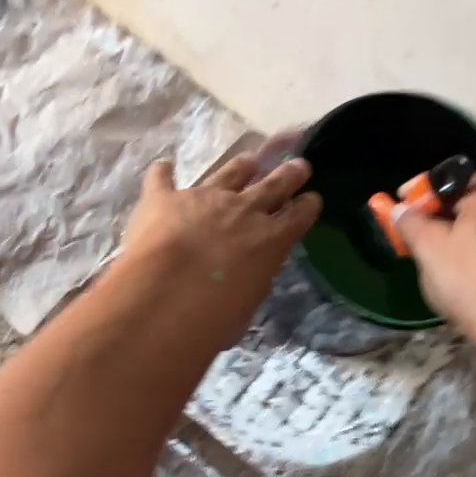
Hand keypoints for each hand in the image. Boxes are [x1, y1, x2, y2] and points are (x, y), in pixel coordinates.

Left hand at [116, 152, 321, 345]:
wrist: (167, 294)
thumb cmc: (214, 316)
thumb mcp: (247, 305)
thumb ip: (251, 282)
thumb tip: (247, 276)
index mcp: (270, 239)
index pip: (297, 217)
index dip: (306, 207)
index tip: (312, 199)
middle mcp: (242, 210)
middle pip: (272, 185)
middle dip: (288, 175)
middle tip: (298, 166)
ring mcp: (203, 198)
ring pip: (229, 173)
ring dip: (241, 166)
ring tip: (248, 159)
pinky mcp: (164, 198)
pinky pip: (163, 178)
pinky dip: (164, 172)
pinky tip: (164, 167)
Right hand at [396, 175, 475, 340]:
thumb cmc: (469, 282)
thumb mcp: (428, 249)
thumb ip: (410, 222)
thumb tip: (400, 208)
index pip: (448, 182)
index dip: (420, 196)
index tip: (402, 210)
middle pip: (470, 201)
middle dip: (443, 216)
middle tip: (420, 237)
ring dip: (463, 232)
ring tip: (442, 257)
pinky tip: (470, 271)